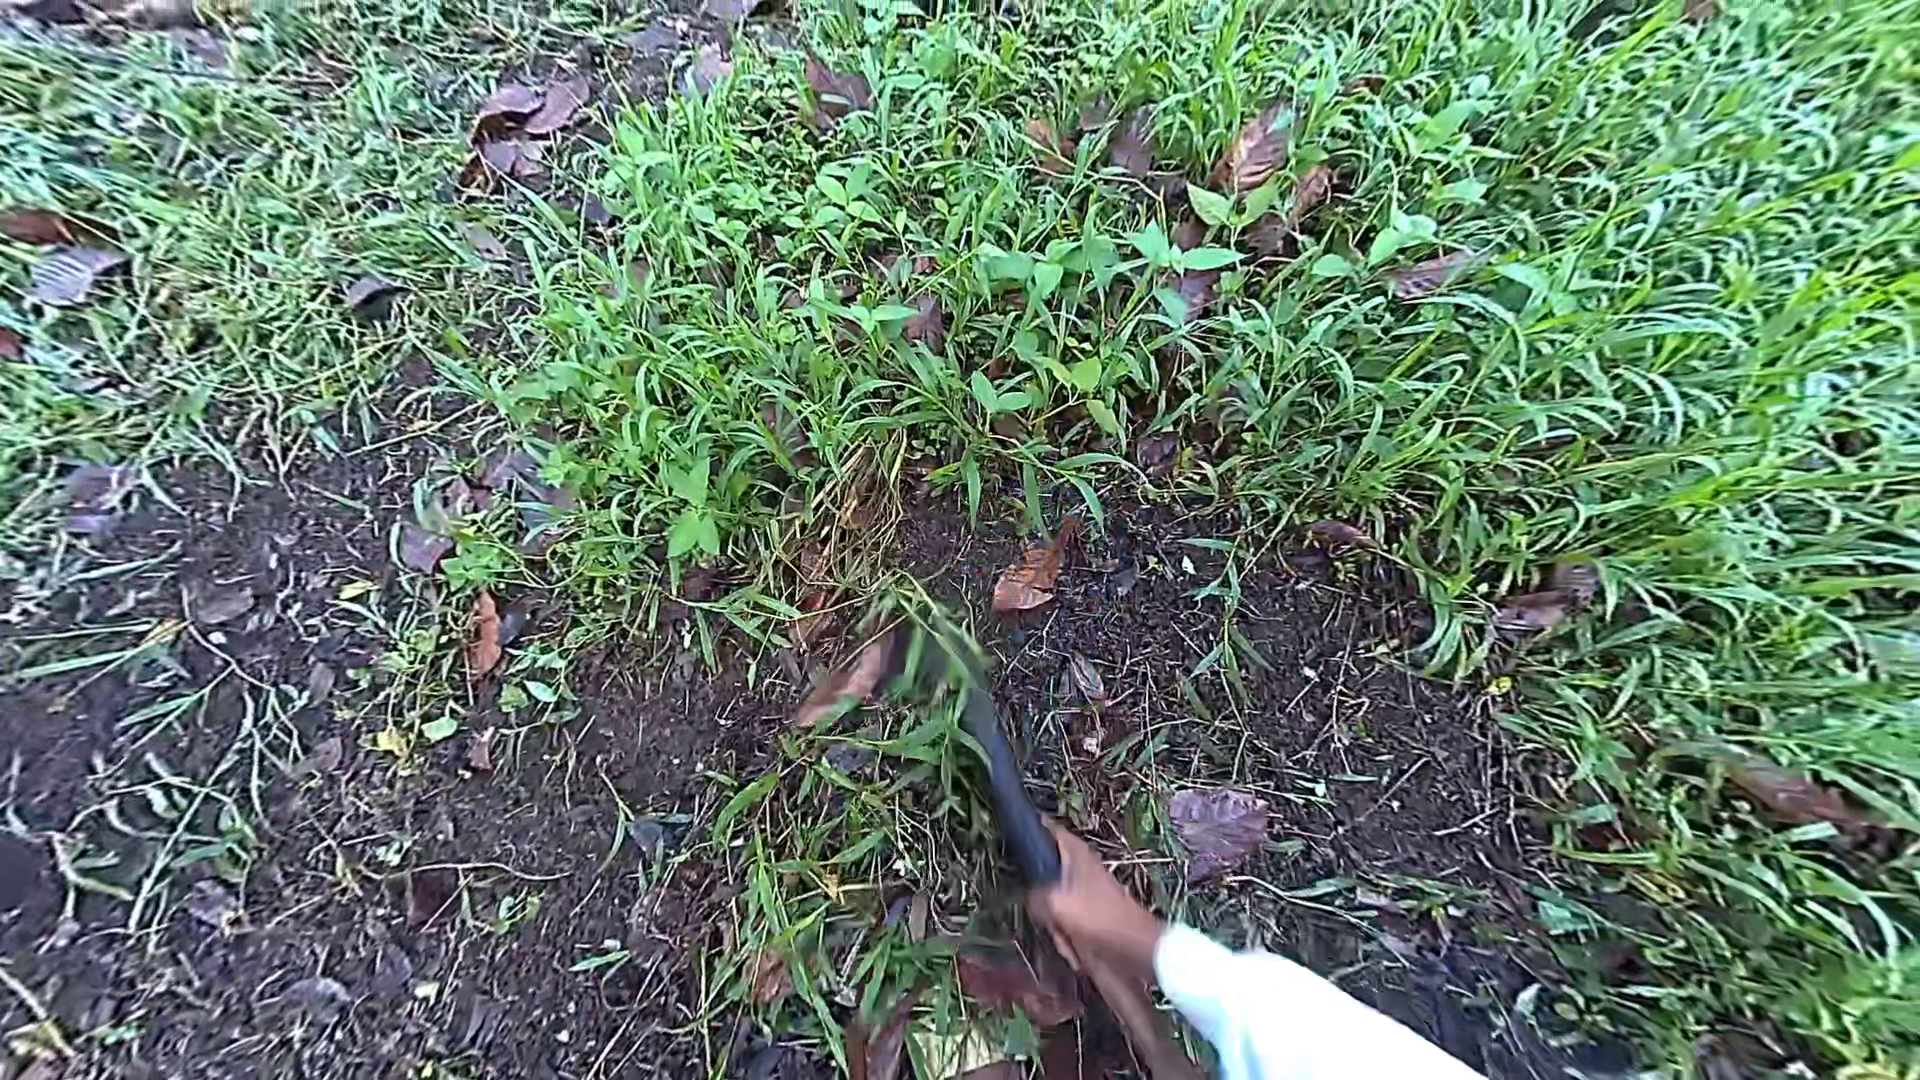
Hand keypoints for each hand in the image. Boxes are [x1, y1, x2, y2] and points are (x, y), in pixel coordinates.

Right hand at [1028, 822, 1162, 981]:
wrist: (1140, 948)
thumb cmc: (1101, 919)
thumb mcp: (1058, 905)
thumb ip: (1035, 896)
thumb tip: (1027, 896)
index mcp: (1074, 850)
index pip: (1044, 826)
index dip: (1028, 830)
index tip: (1011, 843)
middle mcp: (1080, 861)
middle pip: (1045, 870)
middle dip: (1042, 898)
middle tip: (1047, 916)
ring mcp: (1087, 884)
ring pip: (1055, 898)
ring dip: (1057, 922)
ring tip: (1066, 939)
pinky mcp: (1094, 907)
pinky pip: (1069, 916)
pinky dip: (1069, 933)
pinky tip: (1075, 950)